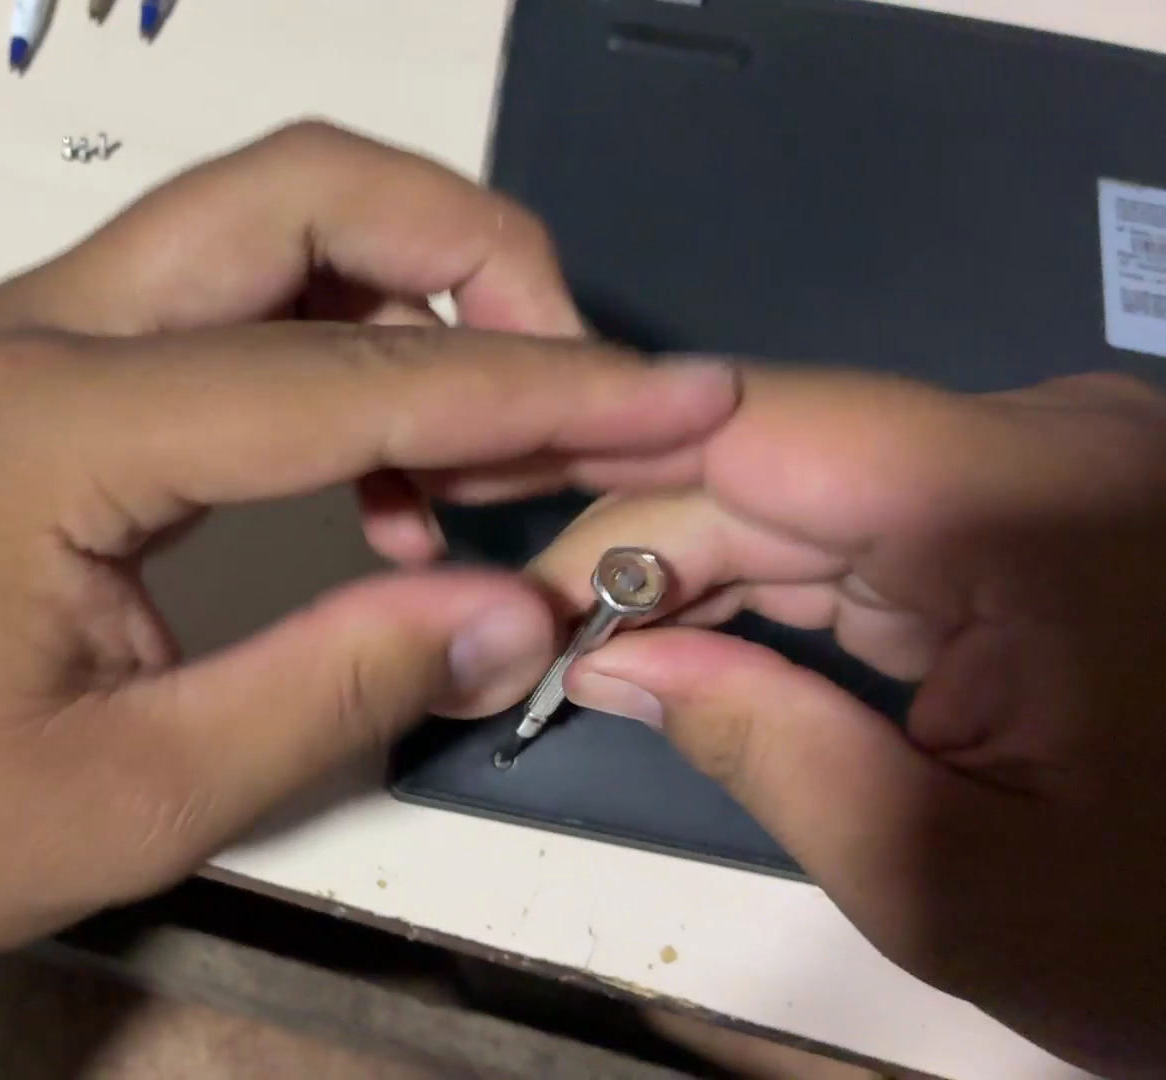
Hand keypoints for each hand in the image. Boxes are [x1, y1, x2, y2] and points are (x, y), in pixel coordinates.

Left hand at [0, 122, 741, 961]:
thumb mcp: (148, 790)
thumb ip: (340, 686)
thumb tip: (522, 610)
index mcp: (54, 429)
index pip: (338, 373)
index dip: (527, 386)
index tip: (673, 396)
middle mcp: (41, 332)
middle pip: (298, 194)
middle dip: (470, 255)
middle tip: (573, 375)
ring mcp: (40, 334)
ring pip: (268, 227)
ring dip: (409, 297)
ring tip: (482, 453)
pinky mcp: (53, 370)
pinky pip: (229, 304)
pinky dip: (338, 354)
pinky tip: (381, 482)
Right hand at [523, 367, 1165, 1075]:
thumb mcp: (952, 879)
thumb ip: (756, 748)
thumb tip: (599, 665)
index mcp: (1032, 510)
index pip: (752, 435)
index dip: (613, 491)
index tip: (527, 587)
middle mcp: (1029, 445)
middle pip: (747, 463)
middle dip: (630, 559)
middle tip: (549, 646)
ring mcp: (1019, 463)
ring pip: (769, 487)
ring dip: (673, 574)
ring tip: (604, 655)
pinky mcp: (1002, 498)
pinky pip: (819, 517)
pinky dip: (736, 581)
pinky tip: (687, 640)